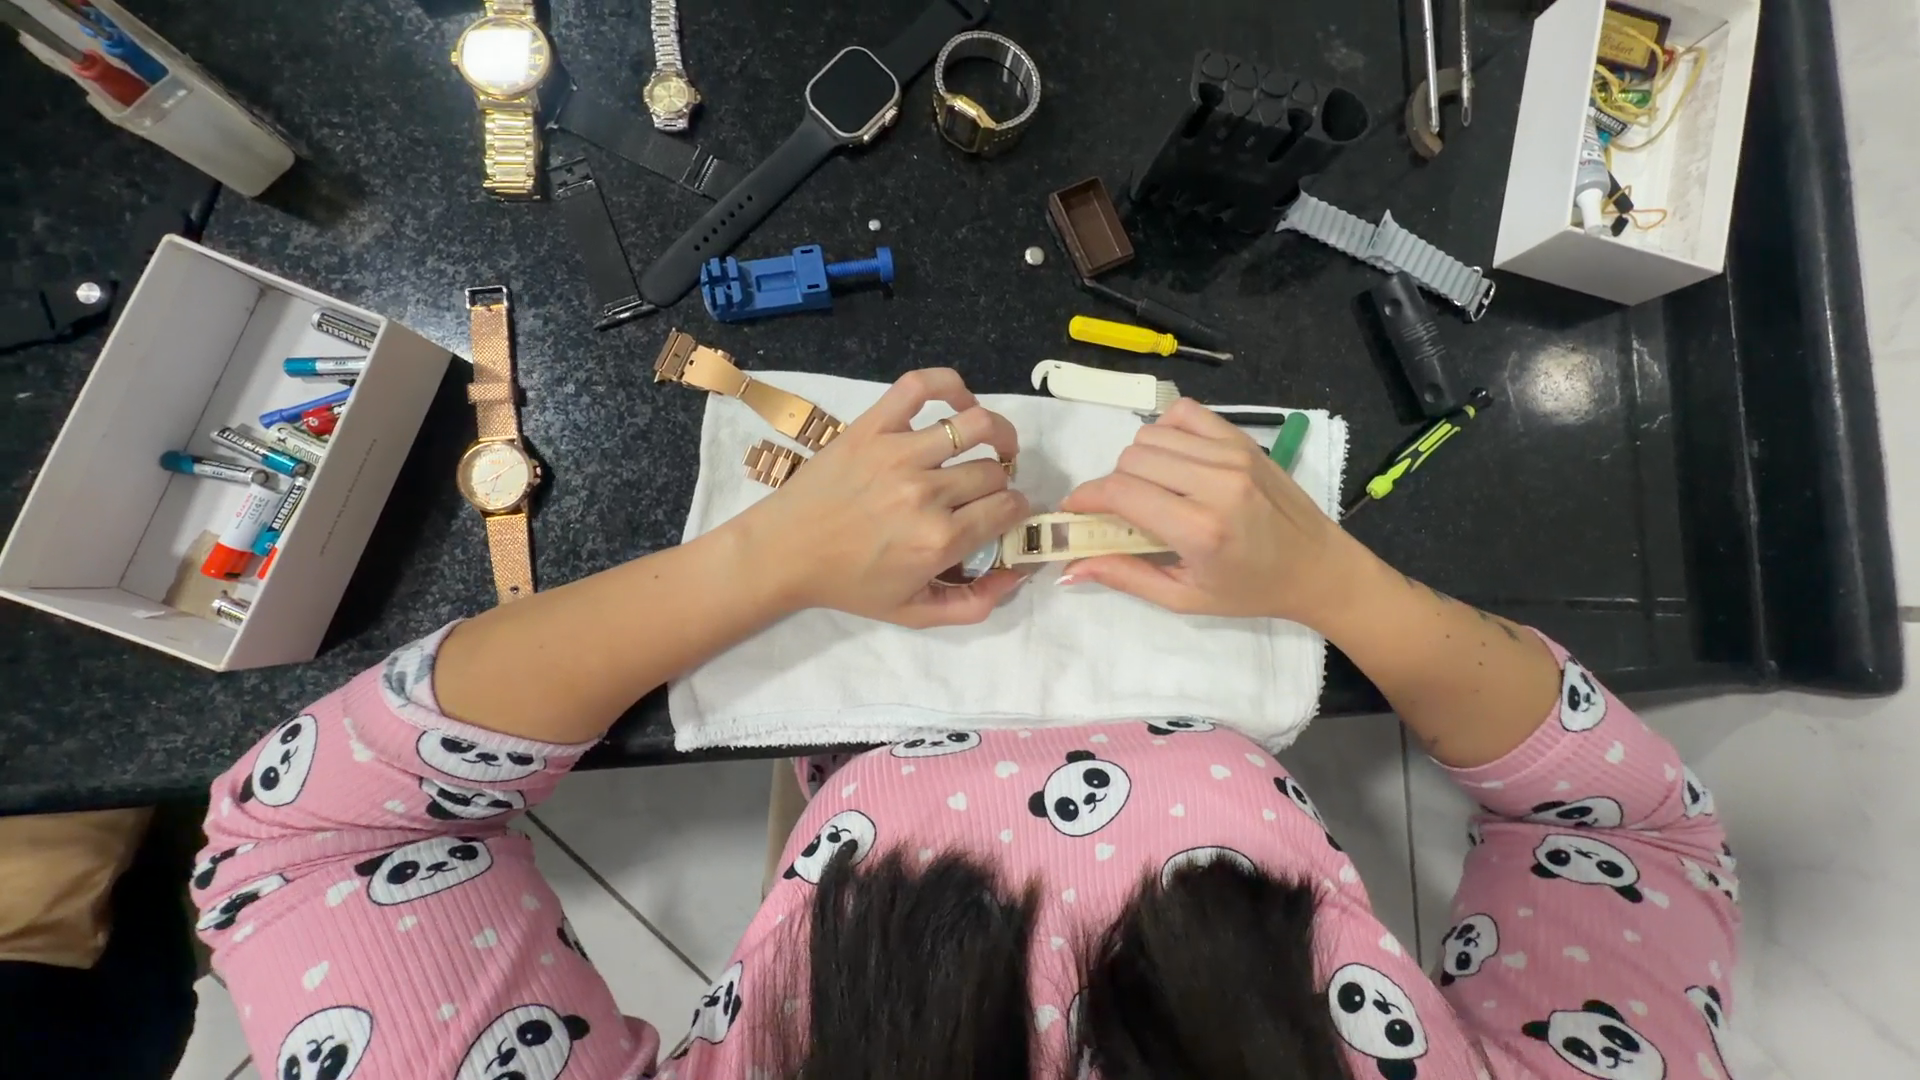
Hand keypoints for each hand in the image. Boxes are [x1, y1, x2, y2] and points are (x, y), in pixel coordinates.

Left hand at [733, 368, 1030, 627]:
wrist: (784, 553)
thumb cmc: (849, 585)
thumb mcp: (914, 613)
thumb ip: (974, 604)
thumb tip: (1019, 575)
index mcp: (939, 540)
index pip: (1007, 509)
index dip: (1017, 511)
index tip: (1005, 514)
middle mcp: (927, 492)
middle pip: (994, 472)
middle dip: (1001, 483)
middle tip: (985, 492)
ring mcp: (899, 453)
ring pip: (975, 426)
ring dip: (997, 434)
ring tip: (994, 445)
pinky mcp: (872, 426)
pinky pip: (920, 386)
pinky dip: (950, 385)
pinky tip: (959, 404)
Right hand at [1058, 399, 1365, 625]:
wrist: (1318, 567)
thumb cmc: (1250, 590)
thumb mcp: (1185, 598)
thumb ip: (1126, 577)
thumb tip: (1069, 568)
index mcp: (1199, 529)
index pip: (1120, 492)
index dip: (1086, 498)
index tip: (1075, 510)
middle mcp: (1215, 483)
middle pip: (1130, 460)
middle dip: (1113, 485)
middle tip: (1123, 511)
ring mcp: (1232, 455)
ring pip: (1151, 436)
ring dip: (1137, 462)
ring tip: (1151, 489)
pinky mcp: (1243, 440)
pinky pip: (1183, 414)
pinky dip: (1166, 432)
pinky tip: (1173, 461)